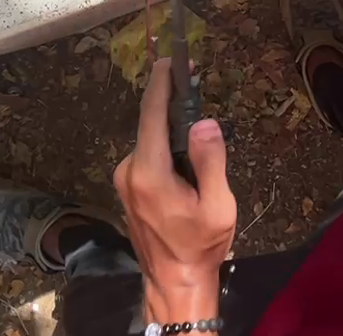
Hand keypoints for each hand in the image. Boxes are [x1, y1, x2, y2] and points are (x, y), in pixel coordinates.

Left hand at [114, 59, 234, 324]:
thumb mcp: (217, 207)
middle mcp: (129, 170)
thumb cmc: (200, 246)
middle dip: (171, 99)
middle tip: (193, 78)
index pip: (152, 113)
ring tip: (197, 120)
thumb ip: (210, 161)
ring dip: (170, 124)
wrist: (175, 284)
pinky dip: (165, 142)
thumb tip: (203, 121)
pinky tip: (185, 152)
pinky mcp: (128, 186)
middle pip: (150, 122)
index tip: (173, 58)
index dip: (162, 82)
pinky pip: (148, 152)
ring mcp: (125, 179)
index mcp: (149, 172)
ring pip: (150, 137)